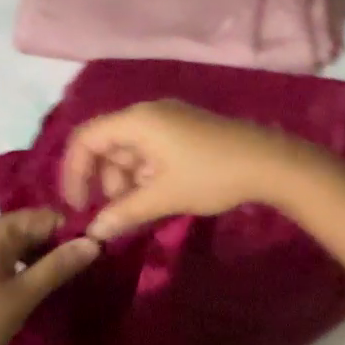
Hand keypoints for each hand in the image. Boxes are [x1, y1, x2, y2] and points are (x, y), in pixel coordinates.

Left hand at [0, 209, 99, 344]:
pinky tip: (27, 286)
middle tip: (79, 270)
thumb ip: (58, 266)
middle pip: (27, 226)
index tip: (93, 254)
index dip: (71, 232)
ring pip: (12, 242)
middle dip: (54, 244)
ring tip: (58, 280)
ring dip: (36, 257)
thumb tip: (94, 242)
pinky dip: (16, 265)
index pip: (44, 216)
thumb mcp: (23, 297)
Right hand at [61, 100, 320, 239]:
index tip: (78, 207)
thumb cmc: (212, 176)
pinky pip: (152, 153)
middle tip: (117, 214)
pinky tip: (159, 199)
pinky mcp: (186, 134)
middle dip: (105, 182)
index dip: (74, 173)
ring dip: (127, 183)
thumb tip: (94, 231)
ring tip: (140, 211)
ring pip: (131, 152)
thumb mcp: (164, 196)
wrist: (270, 163)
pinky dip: (147, 177)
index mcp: (138, 121)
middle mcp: (149, 114)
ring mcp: (170, 122)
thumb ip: (125, 212)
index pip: (86, 139)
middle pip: (108, 145)